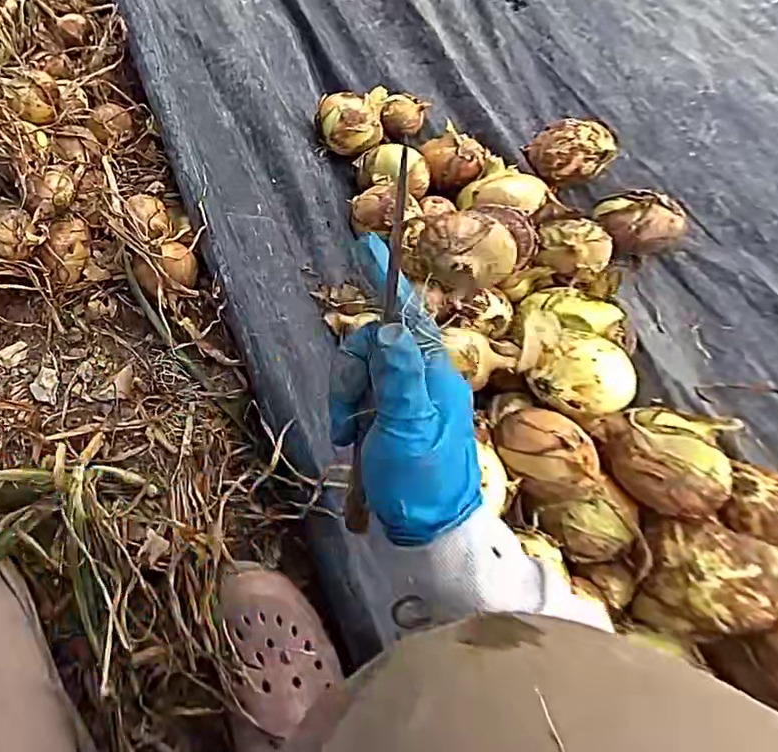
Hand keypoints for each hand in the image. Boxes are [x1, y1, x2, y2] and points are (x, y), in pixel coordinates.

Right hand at [332, 237, 481, 546]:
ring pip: (361, 366)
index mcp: (433, 372)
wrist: (429, 531)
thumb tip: (390, 328)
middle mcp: (423, 375)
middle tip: (344, 416)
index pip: (407, 314)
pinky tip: (351, 435)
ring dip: (344, 395)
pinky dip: (347, 407)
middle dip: (349, 373)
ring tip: (348, 433)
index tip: (369, 245)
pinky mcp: (395, 410)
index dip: (386, 279)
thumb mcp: (407, 430)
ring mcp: (409, 393)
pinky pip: (361, 389)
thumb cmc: (420, 483)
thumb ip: (400, 378)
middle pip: (372, 343)